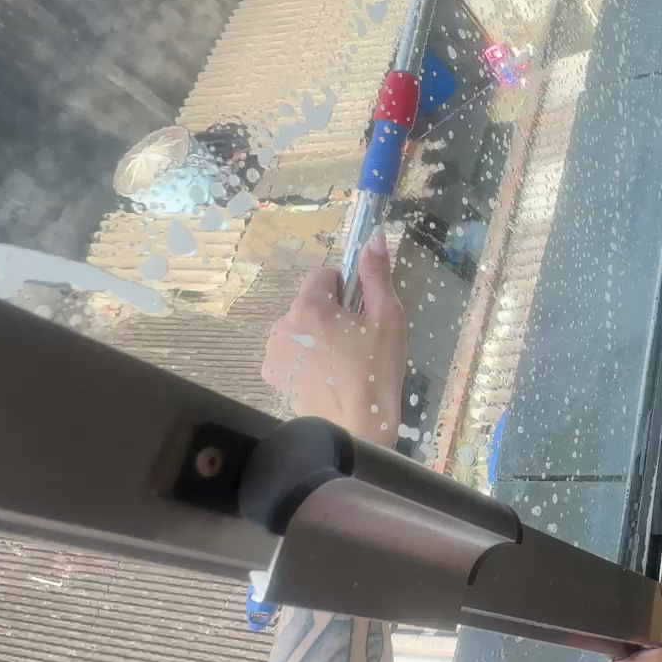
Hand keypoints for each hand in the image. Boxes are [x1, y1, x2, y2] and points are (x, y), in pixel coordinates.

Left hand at [261, 240, 406, 447]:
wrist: (356, 426)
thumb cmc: (377, 370)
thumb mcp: (389, 318)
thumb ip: (378, 274)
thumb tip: (375, 236)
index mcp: (312, 305)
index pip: (324, 275)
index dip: (347, 289)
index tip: (362, 312)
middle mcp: (284, 322)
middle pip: (311, 302)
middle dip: (332, 314)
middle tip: (358, 341)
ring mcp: (275, 350)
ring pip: (301, 327)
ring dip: (318, 335)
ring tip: (343, 362)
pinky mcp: (273, 373)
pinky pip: (291, 351)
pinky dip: (306, 357)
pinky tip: (327, 376)